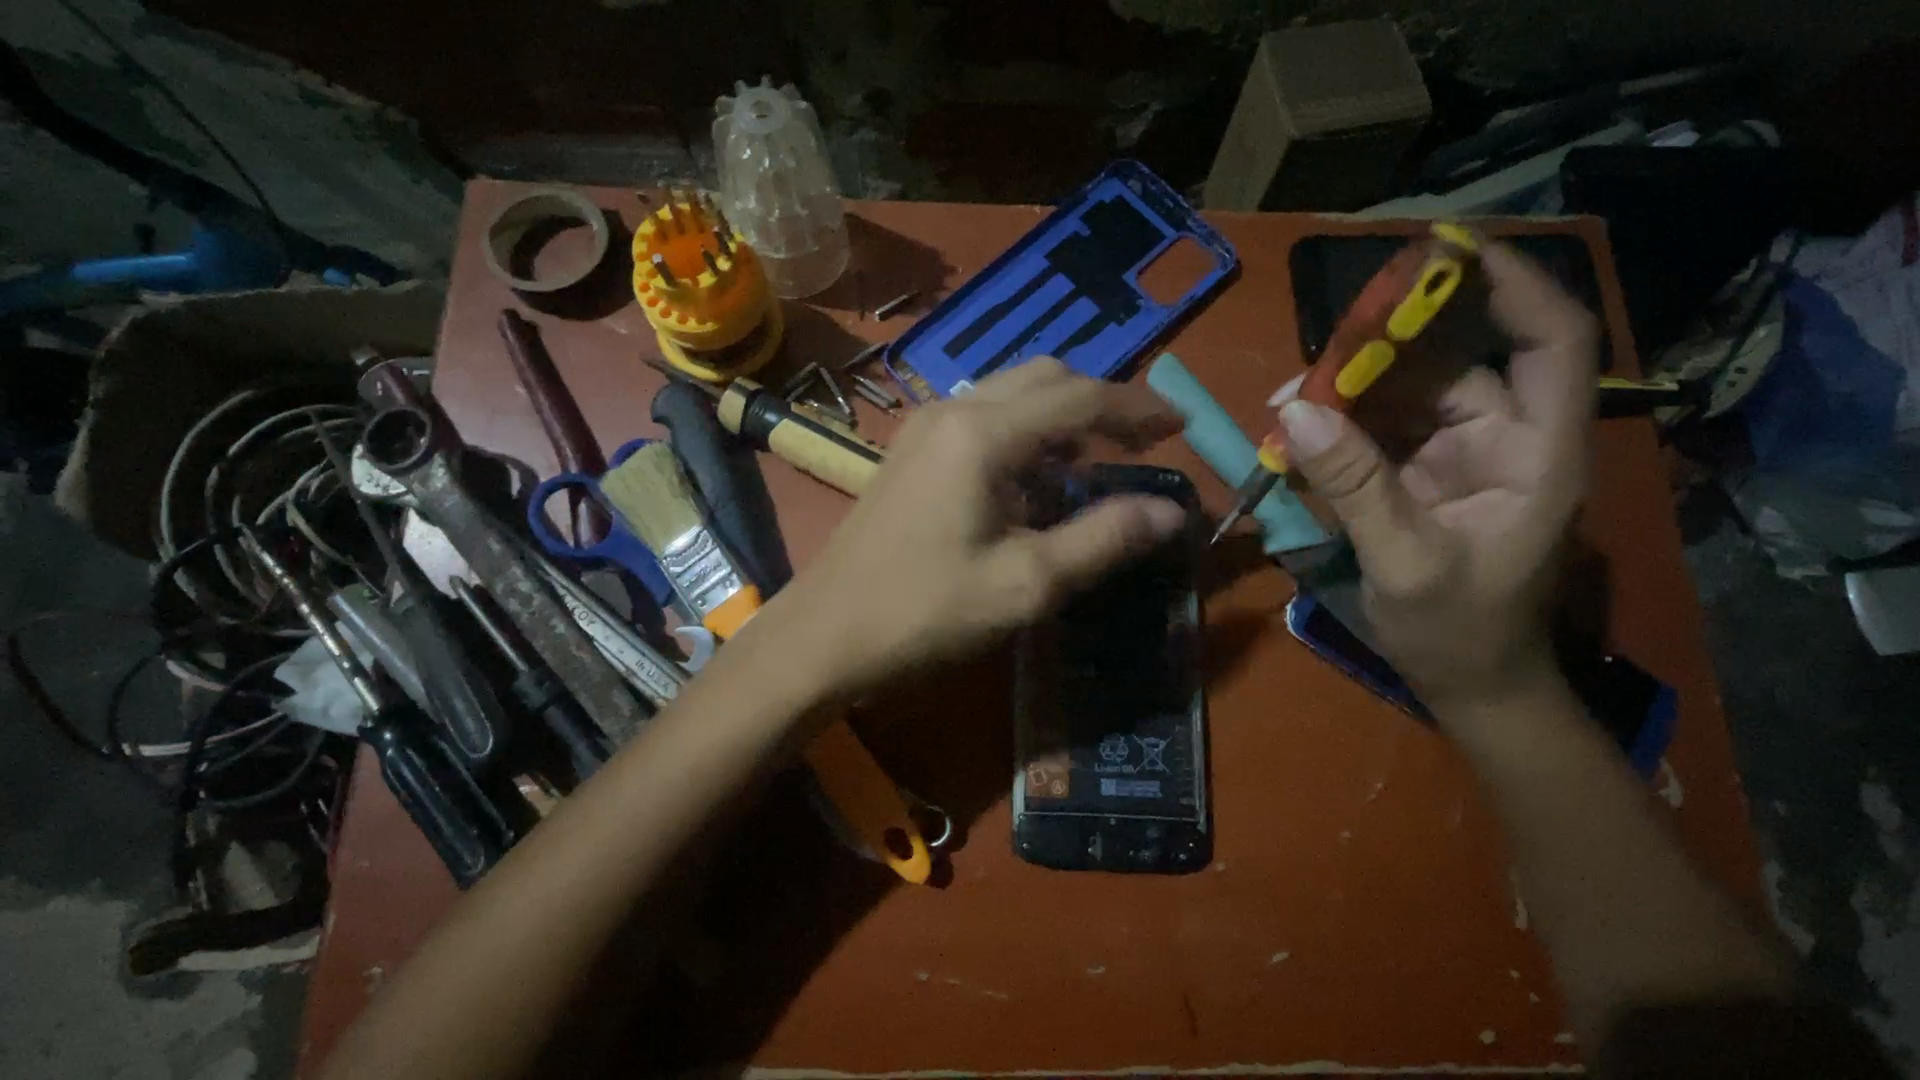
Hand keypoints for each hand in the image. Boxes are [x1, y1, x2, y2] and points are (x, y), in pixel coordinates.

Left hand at [765, 359, 1184, 694]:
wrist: (825, 633)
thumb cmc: (925, 611)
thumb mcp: (1026, 583)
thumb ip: (1102, 539)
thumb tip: (1170, 511)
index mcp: (984, 434)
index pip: (1080, 397)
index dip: (1138, 407)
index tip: (1181, 425)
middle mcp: (952, 411)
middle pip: (1044, 377)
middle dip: (1100, 402)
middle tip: (1142, 442)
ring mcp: (923, 428)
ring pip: (1011, 394)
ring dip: (1060, 416)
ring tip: (1097, 463)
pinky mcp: (909, 452)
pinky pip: (982, 418)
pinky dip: (1024, 432)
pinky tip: (1034, 480)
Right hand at [1274, 243, 1599, 709]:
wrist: (1470, 684)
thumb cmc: (1461, 632)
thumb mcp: (1406, 562)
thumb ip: (1355, 486)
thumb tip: (1294, 410)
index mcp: (1537, 453)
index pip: (1552, 342)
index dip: (1512, 286)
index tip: (1446, 253)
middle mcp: (1503, 438)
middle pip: (1455, 360)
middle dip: (1388, 346)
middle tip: (1321, 341)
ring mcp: (1458, 455)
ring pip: (1406, 392)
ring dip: (1348, 388)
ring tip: (1287, 398)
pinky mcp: (1419, 475)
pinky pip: (1378, 429)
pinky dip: (1338, 424)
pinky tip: (1295, 429)